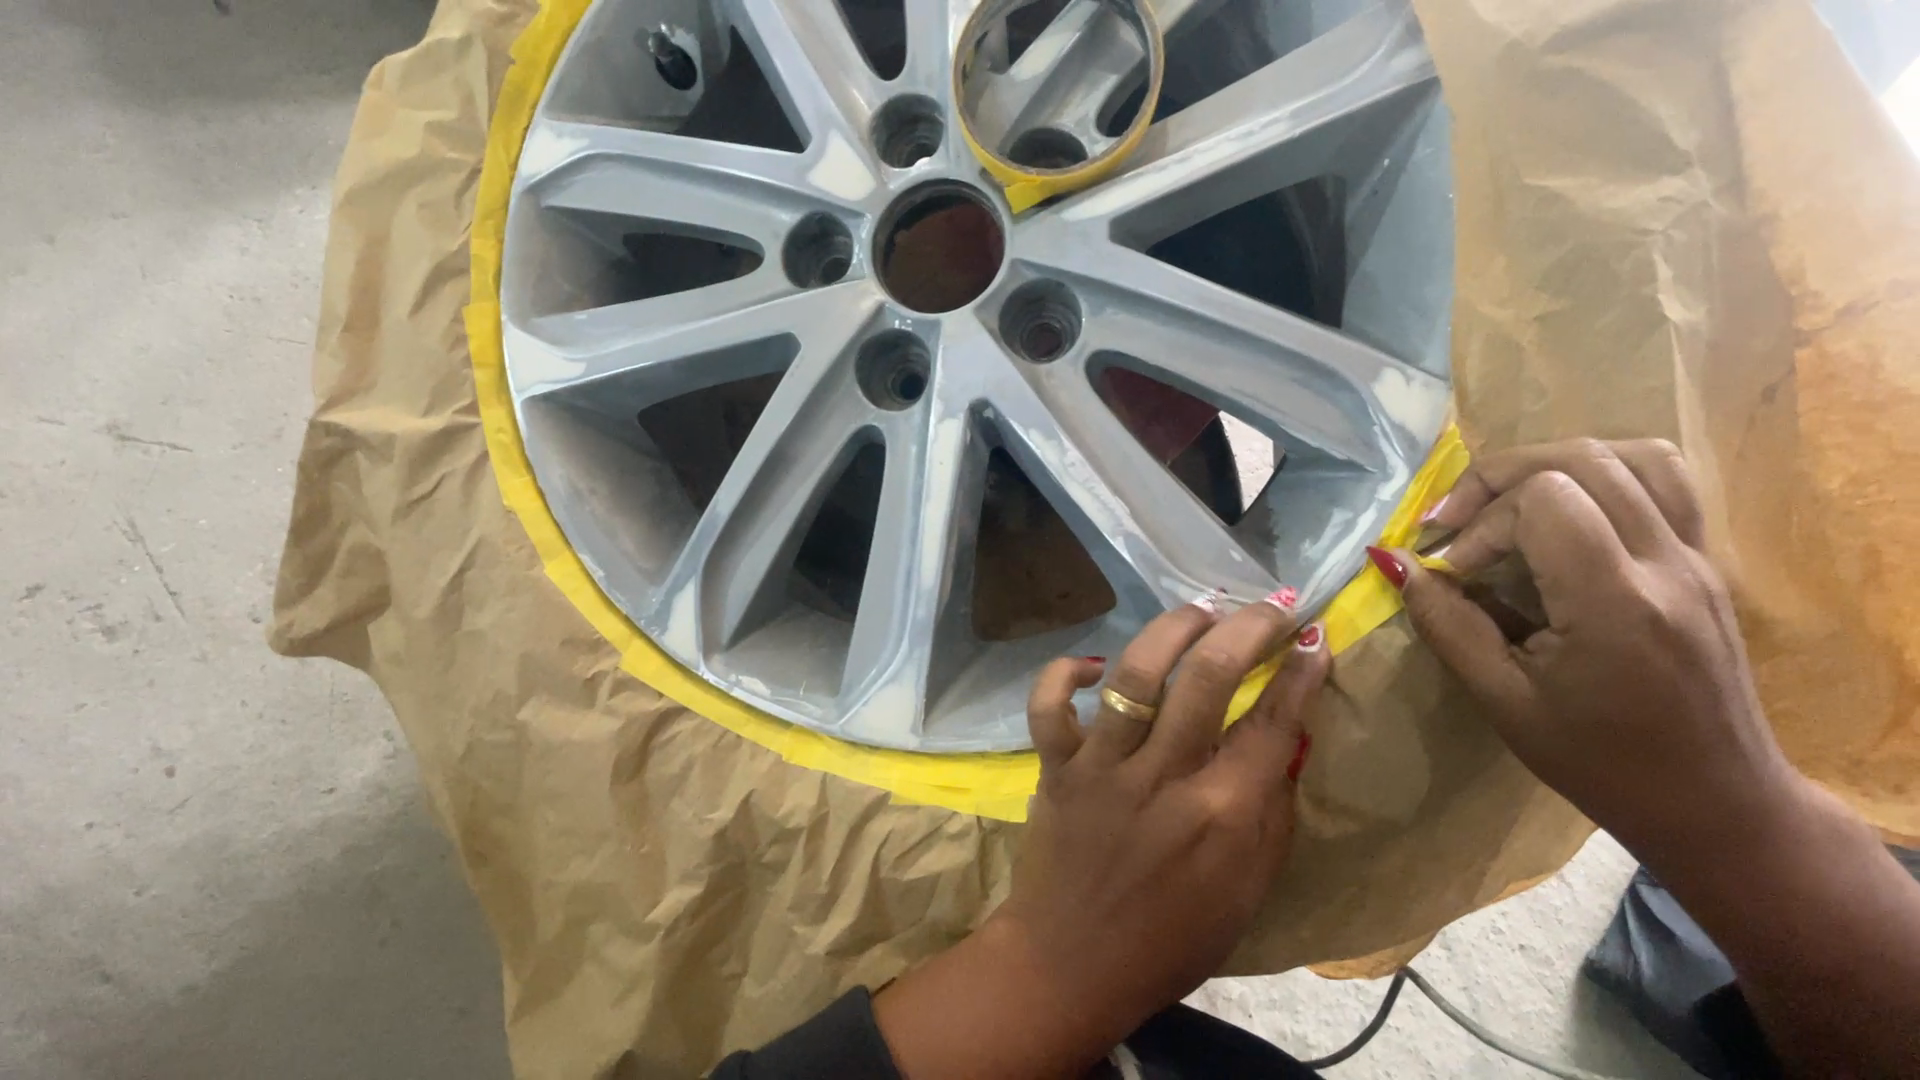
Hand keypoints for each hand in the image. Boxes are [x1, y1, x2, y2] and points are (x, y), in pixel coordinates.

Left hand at [875, 596, 1328, 1079]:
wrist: (1071, 965)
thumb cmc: (1171, 939)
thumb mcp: (1246, 892)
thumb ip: (1269, 813)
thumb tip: (1286, 739)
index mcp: (1221, 815)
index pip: (1271, 723)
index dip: (1299, 672)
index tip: (1313, 635)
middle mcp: (1162, 778)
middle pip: (1207, 678)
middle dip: (1246, 628)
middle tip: (1268, 606)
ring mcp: (1102, 767)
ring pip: (1134, 674)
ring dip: (1171, 630)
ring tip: (1199, 609)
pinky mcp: (1055, 768)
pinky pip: (1049, 705)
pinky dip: (1066, 674)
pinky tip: (1096, 664)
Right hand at [1382, 438, 1802, 859]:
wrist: (1715, 802)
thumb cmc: (1599, 762)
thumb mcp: (1504, 702)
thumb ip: (1448, 624)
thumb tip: (1398, 564)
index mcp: (1616, 602)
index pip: (1543, 500)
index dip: (1482, 522)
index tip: (1454, 571)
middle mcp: (1666, 564)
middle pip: (1583, 460)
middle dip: (1503, 477)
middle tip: (1458, 522)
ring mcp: (1698, 559)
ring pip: (1636, 455)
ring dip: (1557, 464)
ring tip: (1510, 503)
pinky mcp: (1706, 564)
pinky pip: (1665, 483)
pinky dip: (1606, 475)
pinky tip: (1565, 513)